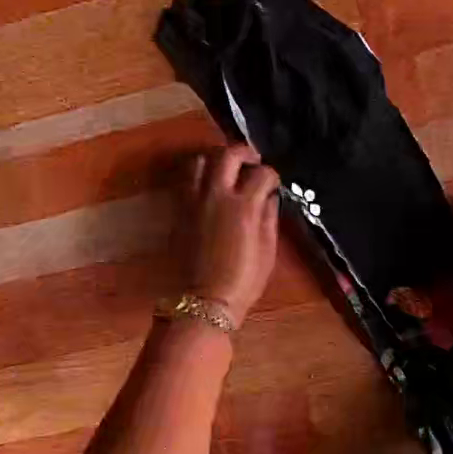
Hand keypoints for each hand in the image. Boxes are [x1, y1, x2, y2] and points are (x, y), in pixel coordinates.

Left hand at [177, 145, 280, 325]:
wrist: (203, 300)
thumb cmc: (243, 281)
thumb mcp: (267, 252)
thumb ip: (269, 219)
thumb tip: (269, 198)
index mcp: (244, 207)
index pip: (262, 174)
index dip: (272, 175)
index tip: (273, 183)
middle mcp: (217, 196)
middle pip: (228, 155)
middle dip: (244, 153)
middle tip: (252, 161)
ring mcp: (194, 201)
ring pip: (200, 161)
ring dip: (216, 159)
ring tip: (226, 169)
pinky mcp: (179, 210)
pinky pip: (186, 181)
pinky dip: (199, 176)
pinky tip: (209, 187)